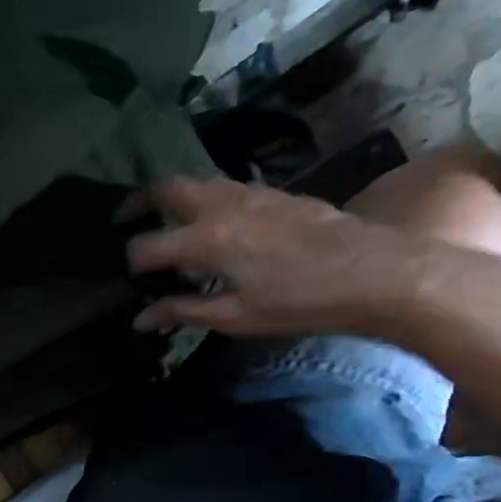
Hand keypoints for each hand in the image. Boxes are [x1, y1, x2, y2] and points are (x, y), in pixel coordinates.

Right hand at [123, 176, 461, 338]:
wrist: (378, 273)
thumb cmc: (300, 303)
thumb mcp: (235, 317)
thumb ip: (181, 311)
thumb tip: (139, 319)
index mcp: (205, 240)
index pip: (145, 246)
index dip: (132, 265)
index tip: (133, 283)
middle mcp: (220, 207)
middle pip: (165, 189)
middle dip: (136, 203)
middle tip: (122, 219)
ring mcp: (249, 193)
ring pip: (195, 182)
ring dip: (170, 197)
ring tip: (162, 218)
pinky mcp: (274, 193)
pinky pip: (223, 186)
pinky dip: (202, 198)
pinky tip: (211, 222)